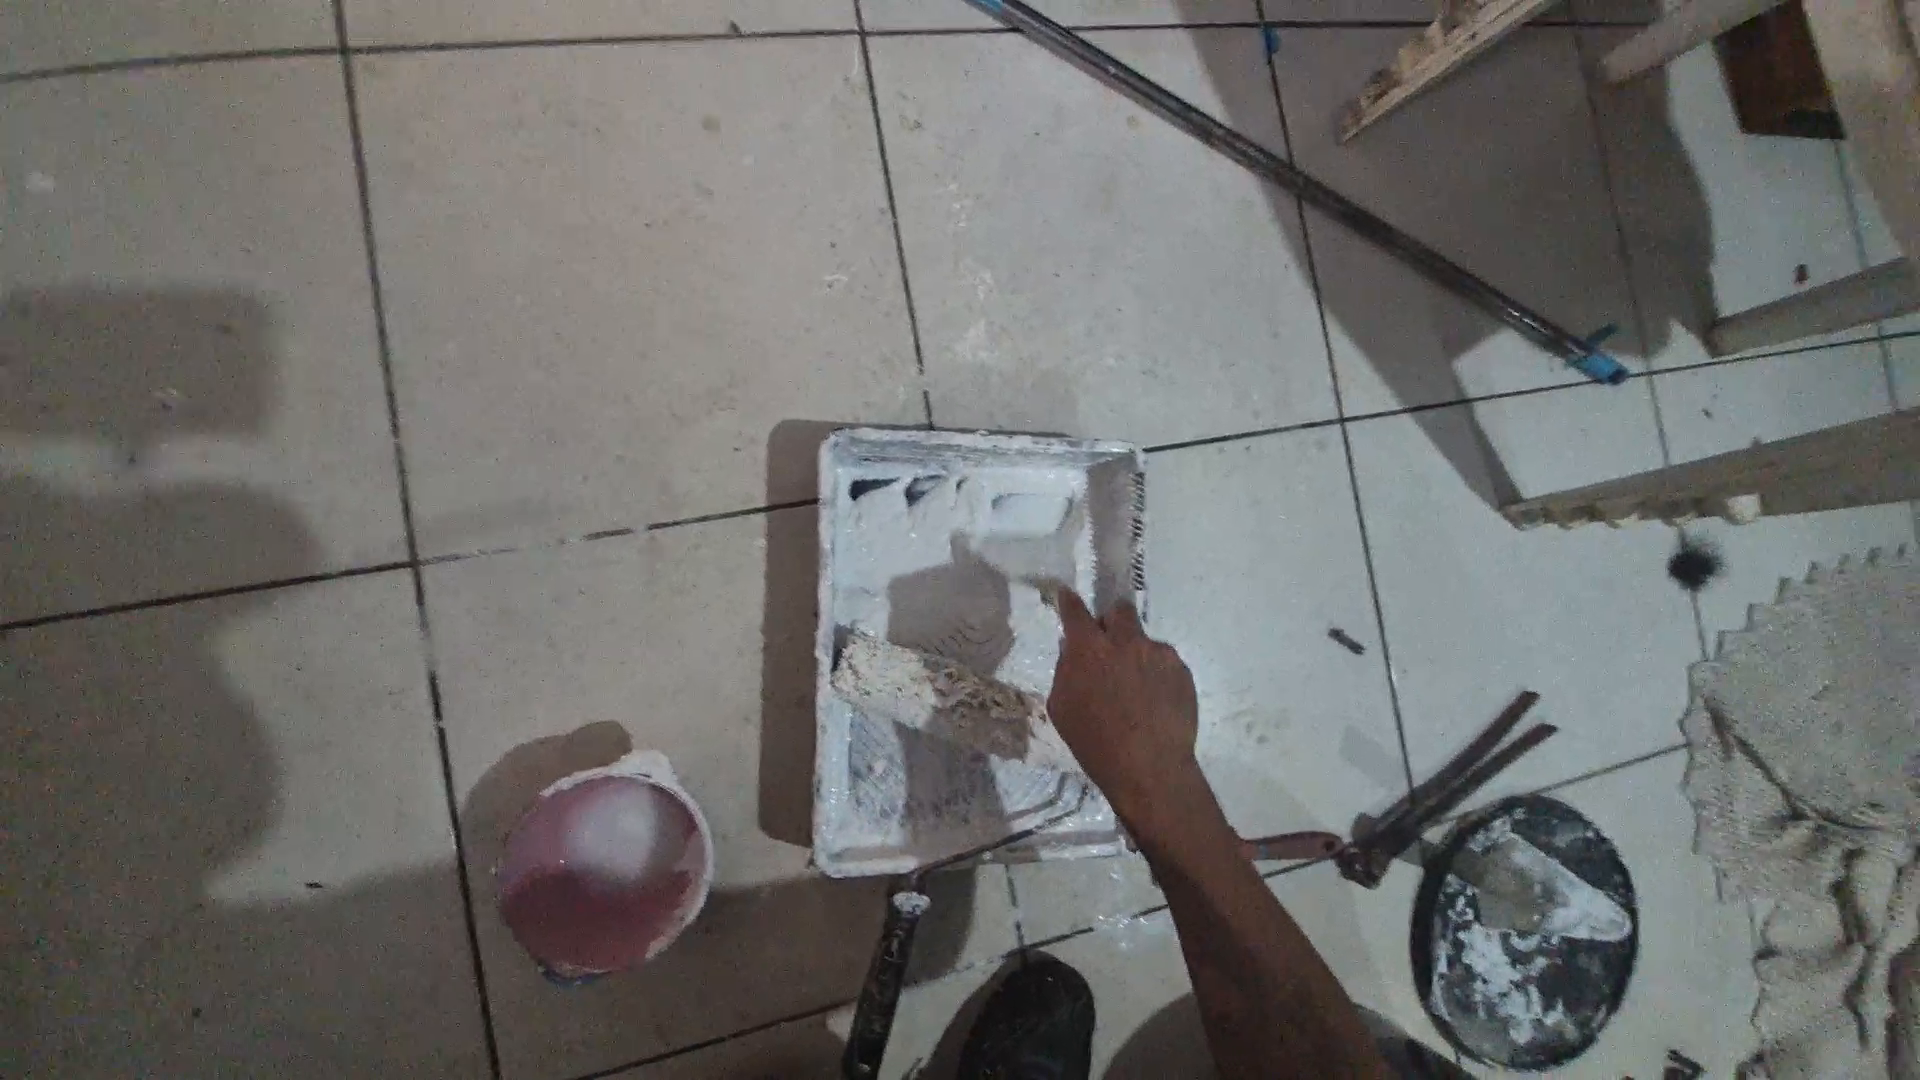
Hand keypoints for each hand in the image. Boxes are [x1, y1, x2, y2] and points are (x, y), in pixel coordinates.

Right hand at [1048, 590, 1208, 842]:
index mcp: (1089, 649)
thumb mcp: (1062, 707)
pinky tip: (1154, 702)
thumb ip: (1066, 670)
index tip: (1067, 595)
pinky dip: (1156, 675)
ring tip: (1136, 689)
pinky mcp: (1182, 670)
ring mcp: (1158, 653)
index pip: (1075, 610)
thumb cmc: (1095, 743)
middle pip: (1119, 610)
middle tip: (1109, 644)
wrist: (1150, 768)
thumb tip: (1073, 651)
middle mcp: (1125, 641)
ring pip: (1144, 640)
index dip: (1069, 601)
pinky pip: (1164, 662)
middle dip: (1112, 621)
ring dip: (1136, 654)